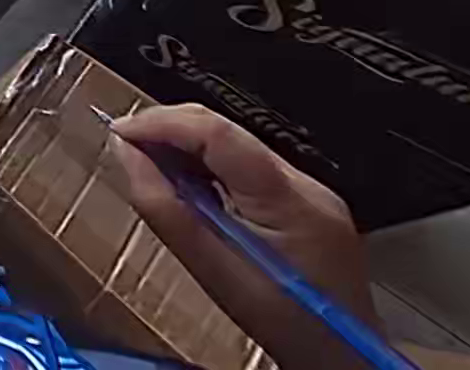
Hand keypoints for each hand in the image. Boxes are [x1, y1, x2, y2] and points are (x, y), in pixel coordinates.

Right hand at [107, 104, 380, 369]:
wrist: (349, 362)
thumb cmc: (285, 326)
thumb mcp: (211, 270)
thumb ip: (162, 206)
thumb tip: (125, 151)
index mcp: (291, 204)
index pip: (216, 133)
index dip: (159, 123)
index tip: (120, 133)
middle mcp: (305, 185)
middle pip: (219, 127)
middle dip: (164, 129)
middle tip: (128, 149)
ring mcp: (306, 188)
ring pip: (224, 136)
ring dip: (178, 144)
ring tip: (154, 172)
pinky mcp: (298, 195)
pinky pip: (235, 156)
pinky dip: (198, 160)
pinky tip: (186, 186)